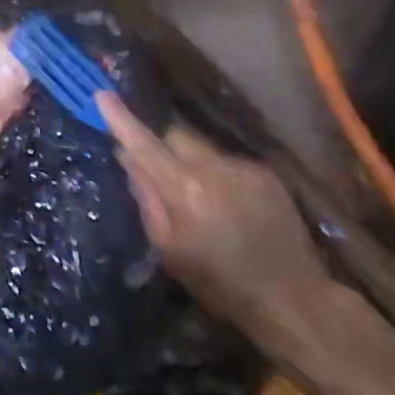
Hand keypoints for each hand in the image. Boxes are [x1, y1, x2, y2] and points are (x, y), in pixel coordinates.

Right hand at [97, 92, 326, 337]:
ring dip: (191, 162)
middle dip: (161, 143)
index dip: (122, 120)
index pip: (145, 145)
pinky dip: (219, 175)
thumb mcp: (169, 250)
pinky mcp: (265, 172)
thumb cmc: (220, 283)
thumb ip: (145, 197)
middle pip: (175, 134)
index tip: (103, 95)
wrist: (291, 299)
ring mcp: (243, 166)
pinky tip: (229, 205)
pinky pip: (227, 161)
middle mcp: (214, 168)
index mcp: (185, 191)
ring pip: (202, 147)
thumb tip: (127, 156)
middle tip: (157, 166)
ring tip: (201, 198)